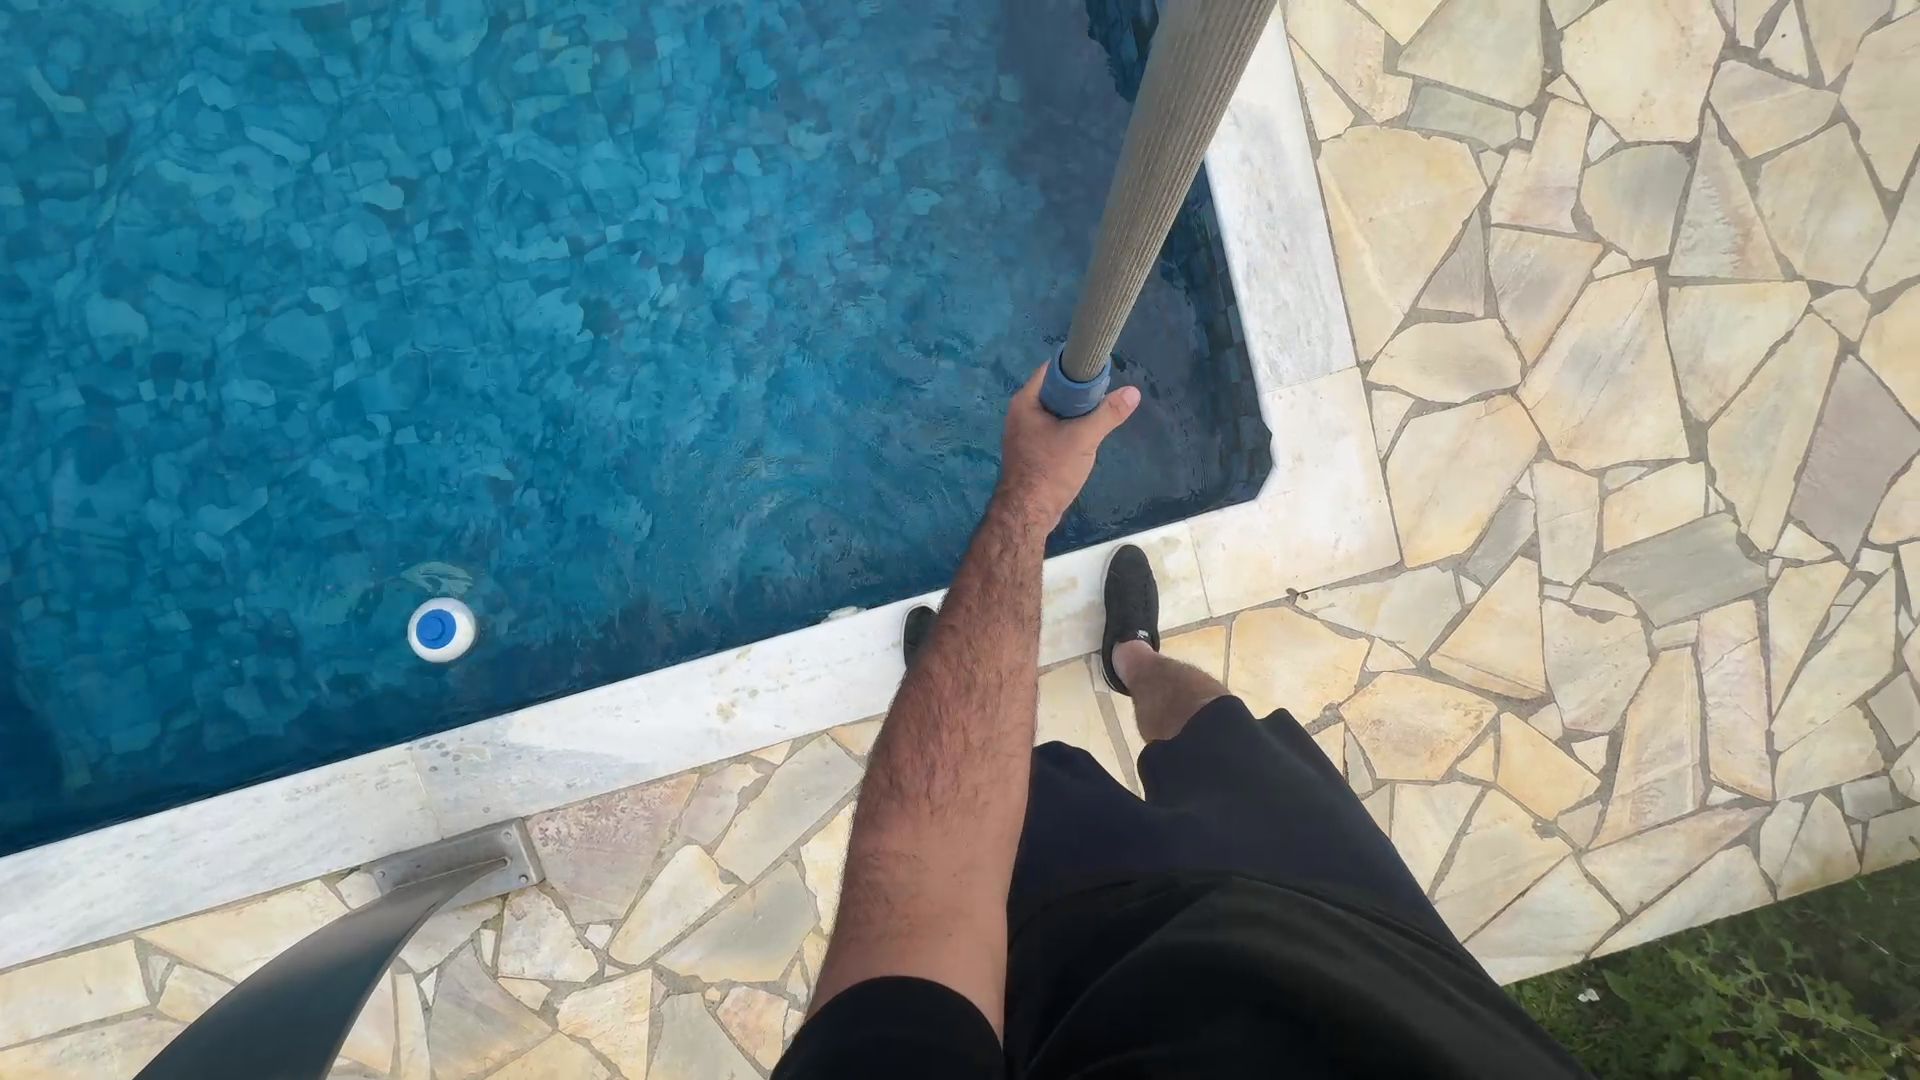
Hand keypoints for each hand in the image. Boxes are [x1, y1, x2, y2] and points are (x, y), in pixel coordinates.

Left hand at [994, 363, 1141, 528]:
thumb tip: (1133, 392)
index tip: (1100, 372)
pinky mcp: (1030, 451)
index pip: (1052, 370)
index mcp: (1025, 402)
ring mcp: (1023, 433)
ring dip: (1076, 414)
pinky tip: (1085, 438)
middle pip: (1055, 391)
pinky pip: (1052, 430)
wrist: (1028, 512)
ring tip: (1099, 417)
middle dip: (1080, 393)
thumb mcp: (1083, 438)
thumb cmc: (1051, 470)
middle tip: (1104, 397)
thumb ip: (1108, 414)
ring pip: (1055, 412)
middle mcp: (1020, 413)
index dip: (1076, 367)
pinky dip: (1069, 430)